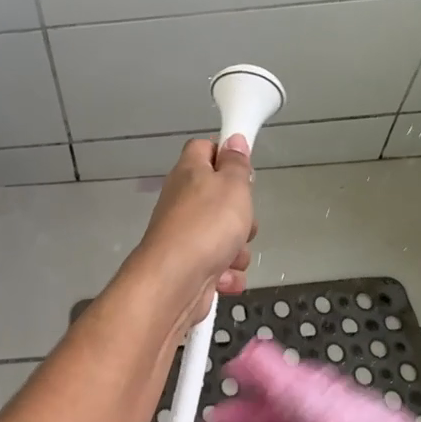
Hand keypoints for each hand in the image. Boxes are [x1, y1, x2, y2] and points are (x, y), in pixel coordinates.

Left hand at [133, 136, 256, 329]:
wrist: (176, 281)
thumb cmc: (207, 225)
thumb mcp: (232, 185)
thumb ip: (236, 163)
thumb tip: (233, 140)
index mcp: (189, 172)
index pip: (204, 149)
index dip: (225, 154)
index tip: (244, 169)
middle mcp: (184, 200)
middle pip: (221, 198)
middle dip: (242, 215)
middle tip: (244, 221)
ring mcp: (185, 234)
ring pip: (225, 236)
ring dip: (237, 250)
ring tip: (232, 255)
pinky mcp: (190, 265)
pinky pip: (219, 265)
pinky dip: (226, 274)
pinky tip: (224, 277)